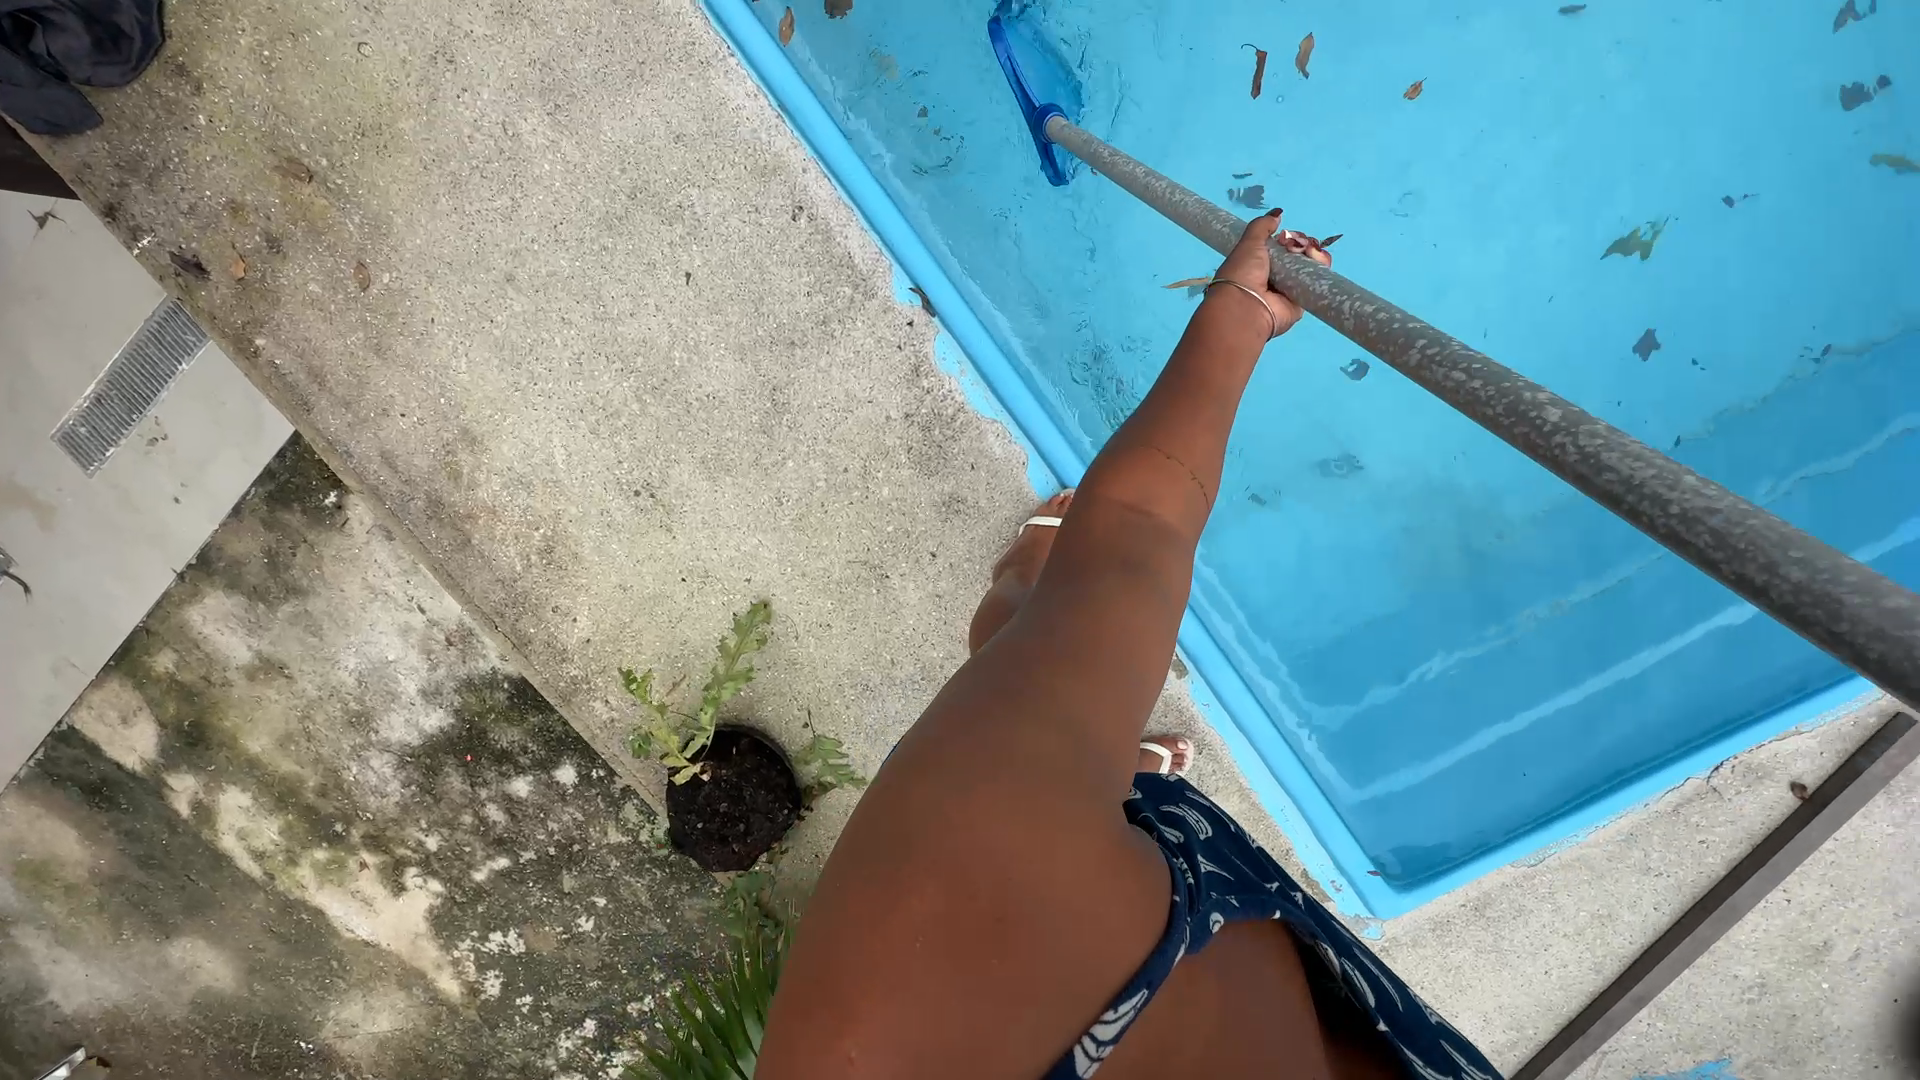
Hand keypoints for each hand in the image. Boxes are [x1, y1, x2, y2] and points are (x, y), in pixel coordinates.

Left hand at [1212, 209, 1332, 338]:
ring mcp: (1287, 291)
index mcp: (1257, 266)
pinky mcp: (1300, 302)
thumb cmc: (1242, 274)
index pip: (1280, 248)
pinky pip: (1316, 281)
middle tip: (1298, 244)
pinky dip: (1320, 267)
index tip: (1286, 236)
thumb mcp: (1248, 244)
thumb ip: (1261, 227)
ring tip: (1308, 250)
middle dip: (1302, 244)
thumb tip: (1277, 214)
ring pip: (1309, 266)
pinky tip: (1317, 258)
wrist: (1245, 308)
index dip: (1287, 238)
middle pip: (1297, 255)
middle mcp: (1272, 279)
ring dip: (1313, 253)